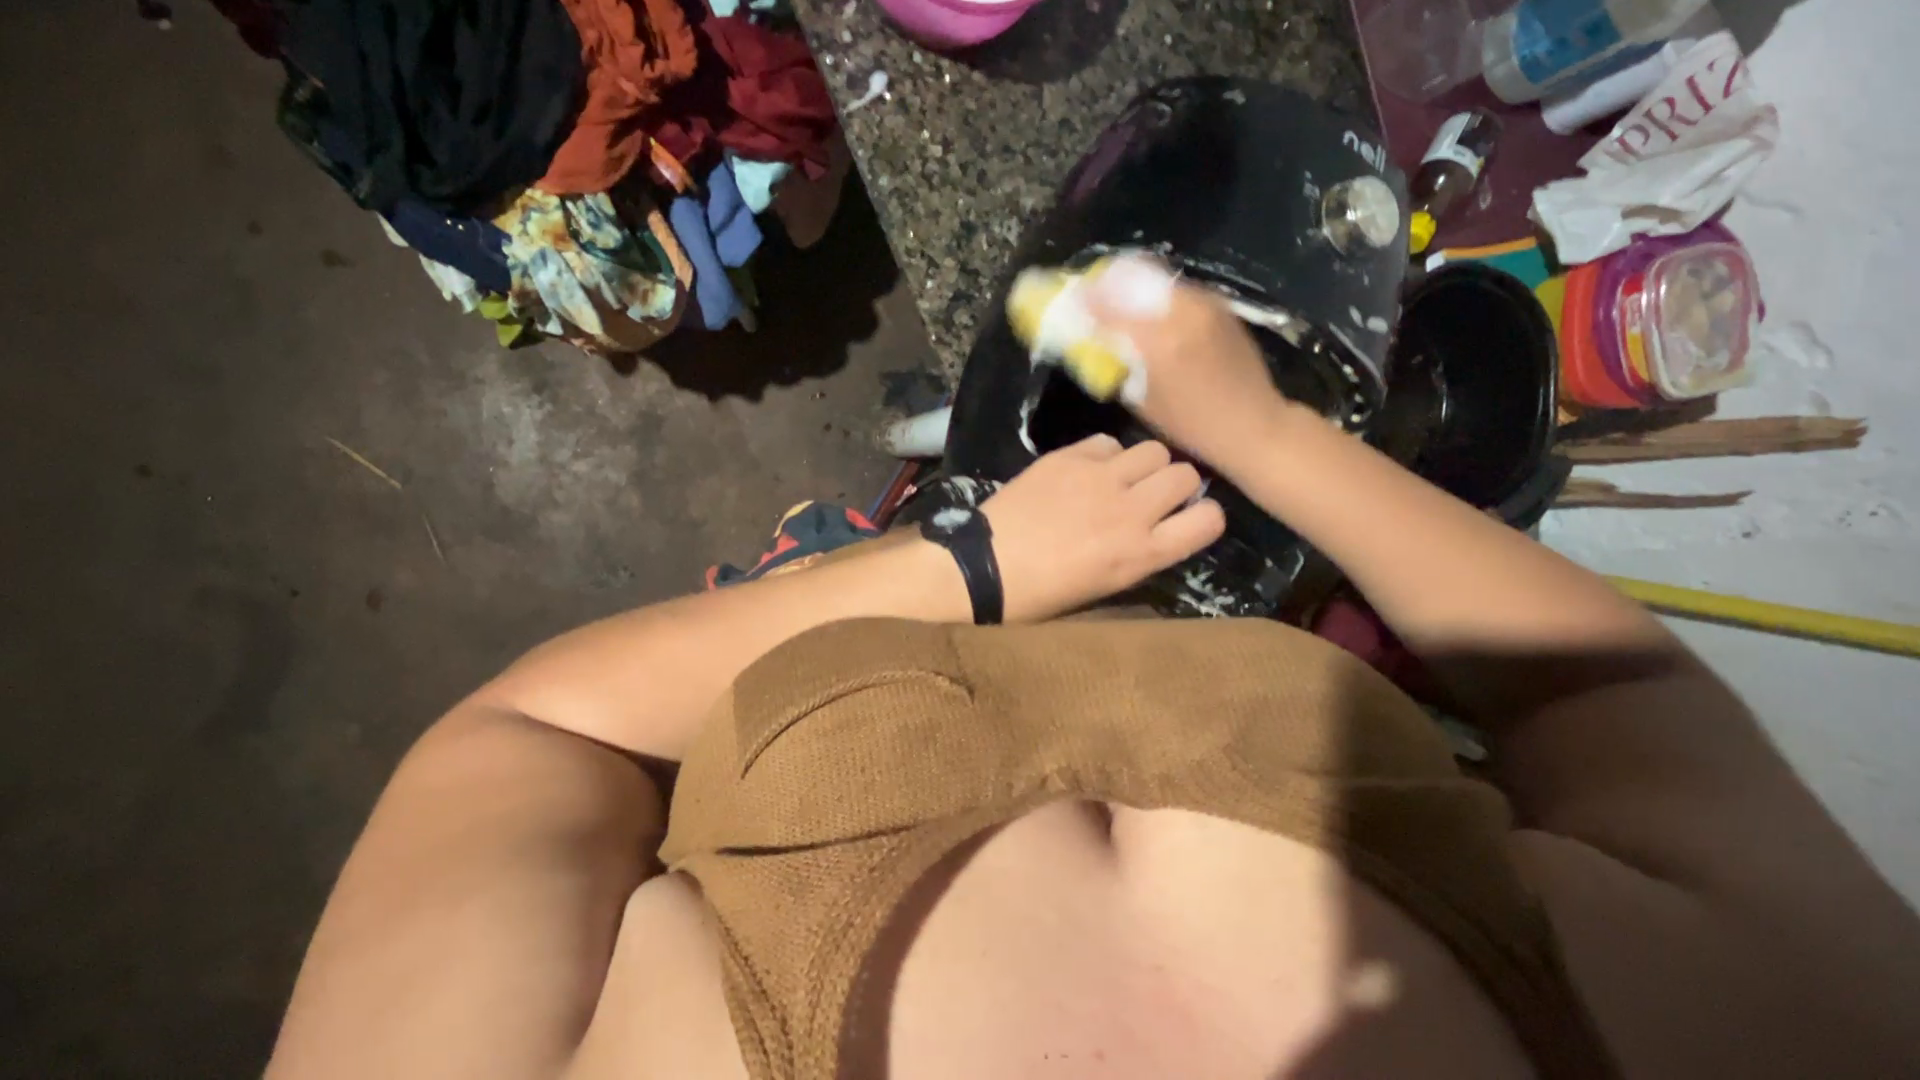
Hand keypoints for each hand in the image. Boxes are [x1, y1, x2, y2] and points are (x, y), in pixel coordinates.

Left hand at [978, 434, 1224, 621]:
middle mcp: (1130, 510)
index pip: (1210, 519)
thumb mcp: (1107, 587)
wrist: (983, 569)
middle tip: (1154, 495)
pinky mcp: (1067, 457)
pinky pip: (1109, 442)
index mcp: (1142, 554)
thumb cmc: (1042, 596)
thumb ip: (1144, 552)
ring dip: (1146, 465)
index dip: (1204, 516)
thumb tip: (1165, 524)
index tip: (1188, 518)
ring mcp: (1098, 479)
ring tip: (1123, 479)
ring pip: (1153, 450)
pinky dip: (1107, 454)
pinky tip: (1089, 471)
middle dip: (1178, 484)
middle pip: (1186, 474)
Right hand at [1081, 255, 1303, 468]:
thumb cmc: (1194, 424)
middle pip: (1133, 279)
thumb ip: (1120, 365)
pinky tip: (1154, 315)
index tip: (1071, 300)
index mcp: (1158, 339)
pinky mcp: (1221, 306)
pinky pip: (1180, 292)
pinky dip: (1160, 298)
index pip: (1108, 305)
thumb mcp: (1143, 400)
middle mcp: (1181, 312)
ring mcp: (1205, 304)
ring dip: (1135, 288)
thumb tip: (1100, 343)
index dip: (1084, 300)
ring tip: (1122, 304)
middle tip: (1094, 296)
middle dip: (1109, 285)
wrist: (1254, 423)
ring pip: (1158, 281)